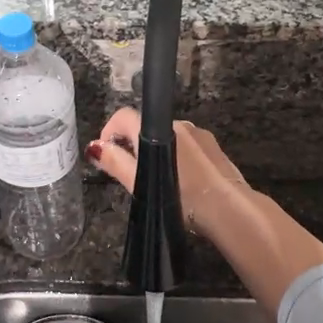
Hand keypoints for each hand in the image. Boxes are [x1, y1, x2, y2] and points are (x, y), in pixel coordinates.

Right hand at [87, 108, 250, 235]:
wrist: (226, 206)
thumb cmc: (181, 196)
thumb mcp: (140, 182)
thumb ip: (115, 162)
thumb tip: (95, 147)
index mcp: (154, 129)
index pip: (123, 116)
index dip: (109, 131)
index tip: (107, 153)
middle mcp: (175, 123)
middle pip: (146, 126)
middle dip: (134, 144)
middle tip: (131, 172)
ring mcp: (196, 131)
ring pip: (167, 136)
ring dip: (158, 150)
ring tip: (159, 178)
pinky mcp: (212, 143)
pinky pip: (187, 144)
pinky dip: (178, 155)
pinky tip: (183, 178)